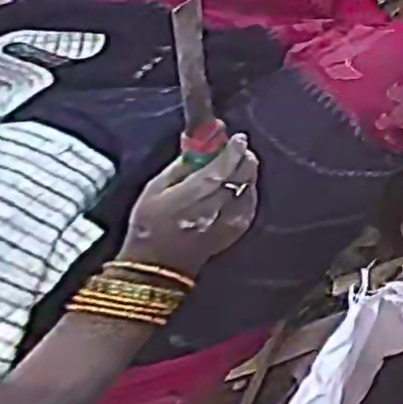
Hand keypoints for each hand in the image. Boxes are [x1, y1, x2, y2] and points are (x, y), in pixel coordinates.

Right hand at [117, 134, 258, 276]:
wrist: (158, 265)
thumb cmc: (151, 224)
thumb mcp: (154, 191)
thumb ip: (182, 165)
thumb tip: (204, 144)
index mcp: (191, 195)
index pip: (224, 165)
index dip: (234, 149)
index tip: (238, 138)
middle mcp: (217, 204)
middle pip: (244, 170)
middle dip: (243, 156)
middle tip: (236, 152)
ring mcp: (233, 215)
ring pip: (251, 180)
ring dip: (245, 171)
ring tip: (231, 170)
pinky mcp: (243, 223)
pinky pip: (252, 195)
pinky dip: (246, 187)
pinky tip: (231, 190)